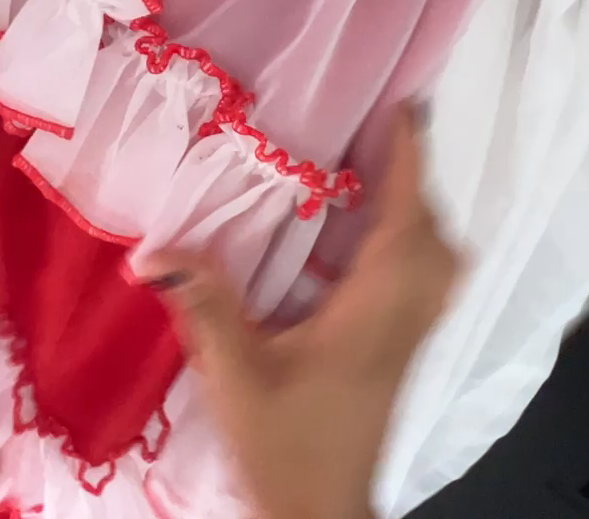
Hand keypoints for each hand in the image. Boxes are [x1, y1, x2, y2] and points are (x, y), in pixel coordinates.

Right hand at [147, 101, 461, 518]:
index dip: (409, 167)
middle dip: (416, 179)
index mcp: (370, 319)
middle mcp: (402, 322)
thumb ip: (202, 306)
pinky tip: (372, 234)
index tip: (403, 110)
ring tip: (381, 170)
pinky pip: (423, 281)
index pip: (403, 231)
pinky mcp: (400, 351)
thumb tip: (151, 250)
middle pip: (434, 239)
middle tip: (383, 134)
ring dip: (418, 208)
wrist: (321, 518)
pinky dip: (411, 242)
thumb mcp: (235, 376)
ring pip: (437, 260)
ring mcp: (407, 339)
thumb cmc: (284, 448)